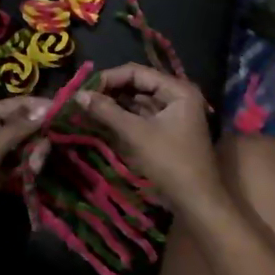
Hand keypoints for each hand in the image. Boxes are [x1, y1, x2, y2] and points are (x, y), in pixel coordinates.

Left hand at [0, 96, 48, 230]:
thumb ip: (15, 130)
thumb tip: (45, 109)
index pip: (18, 104)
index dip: (41, 107)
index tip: (67, 112)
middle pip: (26, 123)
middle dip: (37, 137)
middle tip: (42, 154)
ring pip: (28, 141)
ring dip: (35, 153)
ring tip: (34, 168)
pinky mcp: (3, 164)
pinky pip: (24, 157)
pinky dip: (30, 164)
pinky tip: (32, 173)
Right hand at [75, 65, 222, 206]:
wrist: (196, 201)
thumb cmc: (169, 163)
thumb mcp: (136, 134)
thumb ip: (107, 111)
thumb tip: (78, 95)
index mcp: (177, 90)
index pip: (136, 72)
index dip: (108, 78)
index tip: (83, 89)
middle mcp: (177, 96)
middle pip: (137, 84)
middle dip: (109, 91)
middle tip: (82, 99)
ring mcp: (172, 114)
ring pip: (137, 101)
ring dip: (114, 104)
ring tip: (87, 108)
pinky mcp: (166, 130)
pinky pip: (141, 116)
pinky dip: (122, 117)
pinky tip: (101, 120)